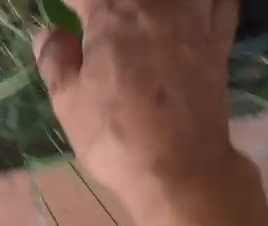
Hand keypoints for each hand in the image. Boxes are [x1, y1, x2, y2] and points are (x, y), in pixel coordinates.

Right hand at [35, 0, 245, 210]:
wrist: (176, 167)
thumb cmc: (114, 137)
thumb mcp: (68, 104)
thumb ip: (55, 61)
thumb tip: (47, 34)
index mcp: (112, 12)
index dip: (69, 2)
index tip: (63, 9)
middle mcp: (156, 2)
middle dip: (108, 3)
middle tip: (99, 16)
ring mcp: (194, 16)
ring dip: (153, 4)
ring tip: (141, 15)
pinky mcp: (218, 41)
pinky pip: (219, 2)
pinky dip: (207, 1)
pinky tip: (191, 9)